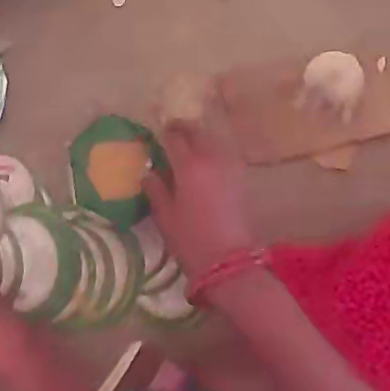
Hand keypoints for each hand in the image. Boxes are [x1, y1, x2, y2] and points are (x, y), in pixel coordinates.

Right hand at [144, 120, 257, 282]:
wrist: (229, 262)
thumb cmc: (190, 240)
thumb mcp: (164, 215)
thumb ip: (155, 188)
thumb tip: (148, 171)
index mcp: (188, 165)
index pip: (174, 138)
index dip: (164, 133)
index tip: (156, 133)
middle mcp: (210, 159)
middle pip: (197, 132)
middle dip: (183, 128)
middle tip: (172, 131)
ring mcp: (229, 167)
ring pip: (213, 140)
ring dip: (200, 137)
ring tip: (189, 144)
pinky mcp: (241, 178)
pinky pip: (224, 153)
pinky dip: (213, 150)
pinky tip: (206, 160)